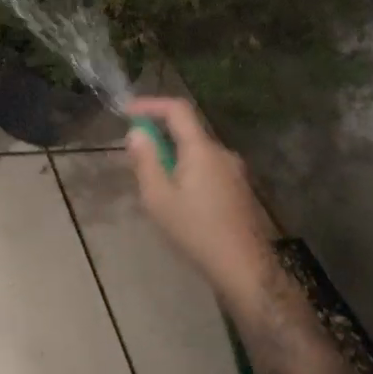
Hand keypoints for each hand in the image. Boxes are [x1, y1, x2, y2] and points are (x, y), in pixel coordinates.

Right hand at [122, 96, 276, 296]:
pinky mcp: (240, 191)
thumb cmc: (196, 231)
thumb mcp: (158, 197)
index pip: (177, 109)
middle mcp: (222, 154)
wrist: (245, 269)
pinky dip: (188, 173)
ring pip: (197, 153)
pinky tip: (179, 203)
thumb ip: (146, 161)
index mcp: (202, 150)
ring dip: (173, 158)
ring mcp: (235, 173)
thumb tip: (137, 133)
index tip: (127, 112)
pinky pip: (208, 169)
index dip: (150, 105)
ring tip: (156, 188)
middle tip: (136, 160)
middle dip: (159, 138)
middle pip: (187, 132)